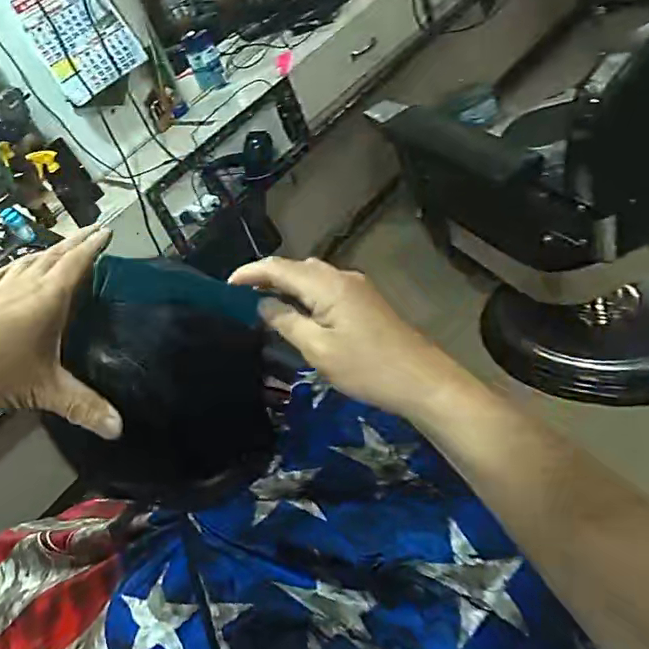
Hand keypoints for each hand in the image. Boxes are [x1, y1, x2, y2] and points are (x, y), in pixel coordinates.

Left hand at [0, 227, 120, 467]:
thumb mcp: (43, 391)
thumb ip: (83, 407)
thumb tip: (119, 428)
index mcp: (45, 299)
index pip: (75, 264)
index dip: (92, 247)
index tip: (106, 232)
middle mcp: (22, 288)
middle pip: (52, 257)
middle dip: (74, 242)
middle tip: (91, 231)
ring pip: (26, 263)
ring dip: (46, 252)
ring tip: (58, 248)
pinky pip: (2, 275)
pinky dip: (15, 267)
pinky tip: (12, 271)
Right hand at [229, 257, 474, 423]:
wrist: (422, 380)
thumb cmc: (366, 367)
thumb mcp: (318, 350)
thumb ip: (286, 322)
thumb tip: (263, 305)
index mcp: (327, 284)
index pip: (278, 267)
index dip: (250, 273)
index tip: (225, 286)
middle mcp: (342, 276)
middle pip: (296, 267)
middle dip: (266, 277)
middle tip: (240, 297)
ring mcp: (357, 287)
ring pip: (312, 276)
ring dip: (287, 285)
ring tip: (264, 304)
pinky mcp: (366, 301)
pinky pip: (326, 287)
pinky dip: (305, 294)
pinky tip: (298, 312)